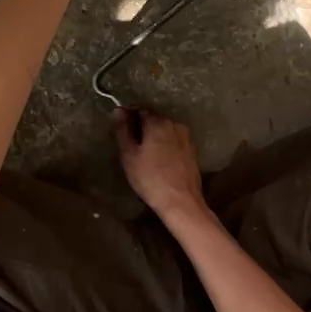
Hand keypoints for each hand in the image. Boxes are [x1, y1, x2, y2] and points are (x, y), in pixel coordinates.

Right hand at [113, 108, 208, 223]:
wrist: (181, 201)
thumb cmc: (150, 178)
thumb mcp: (129, 155)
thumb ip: (122, 130)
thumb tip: (118, 109)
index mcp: (158, 122)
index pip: (140, 110)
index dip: (129, 118)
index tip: (122, 133)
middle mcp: (174, 124)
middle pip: (154, 119)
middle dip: (142, 128)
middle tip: (132, 148)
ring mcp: (186, 137)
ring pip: (165, 130)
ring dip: (155, 137)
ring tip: (146, 157)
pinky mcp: (192, 150)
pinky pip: (174, 141)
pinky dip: (165, 146)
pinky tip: (160, 162)